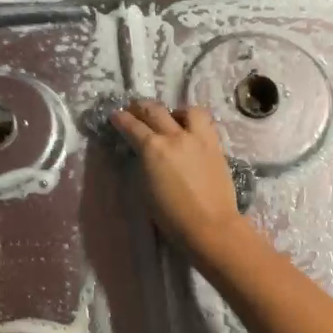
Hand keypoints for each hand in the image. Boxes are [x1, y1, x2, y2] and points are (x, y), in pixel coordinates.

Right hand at [109, 100, 244, 254]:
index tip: (116, 115)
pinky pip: (206, 124)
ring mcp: (199, 139)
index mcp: (153, 149)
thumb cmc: (171, 216)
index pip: (132, 126)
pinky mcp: (217, 146)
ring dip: (176, 111)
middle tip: (135, 109)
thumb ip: (145, 163)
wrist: (210, 225)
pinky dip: (194, 123)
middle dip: (141, 108)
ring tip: (173, 119)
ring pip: (188, 110)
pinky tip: (191, 132)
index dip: (121, 119)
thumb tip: (146, 153)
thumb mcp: (146, 189)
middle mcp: (176, 137)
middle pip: (156, 111)